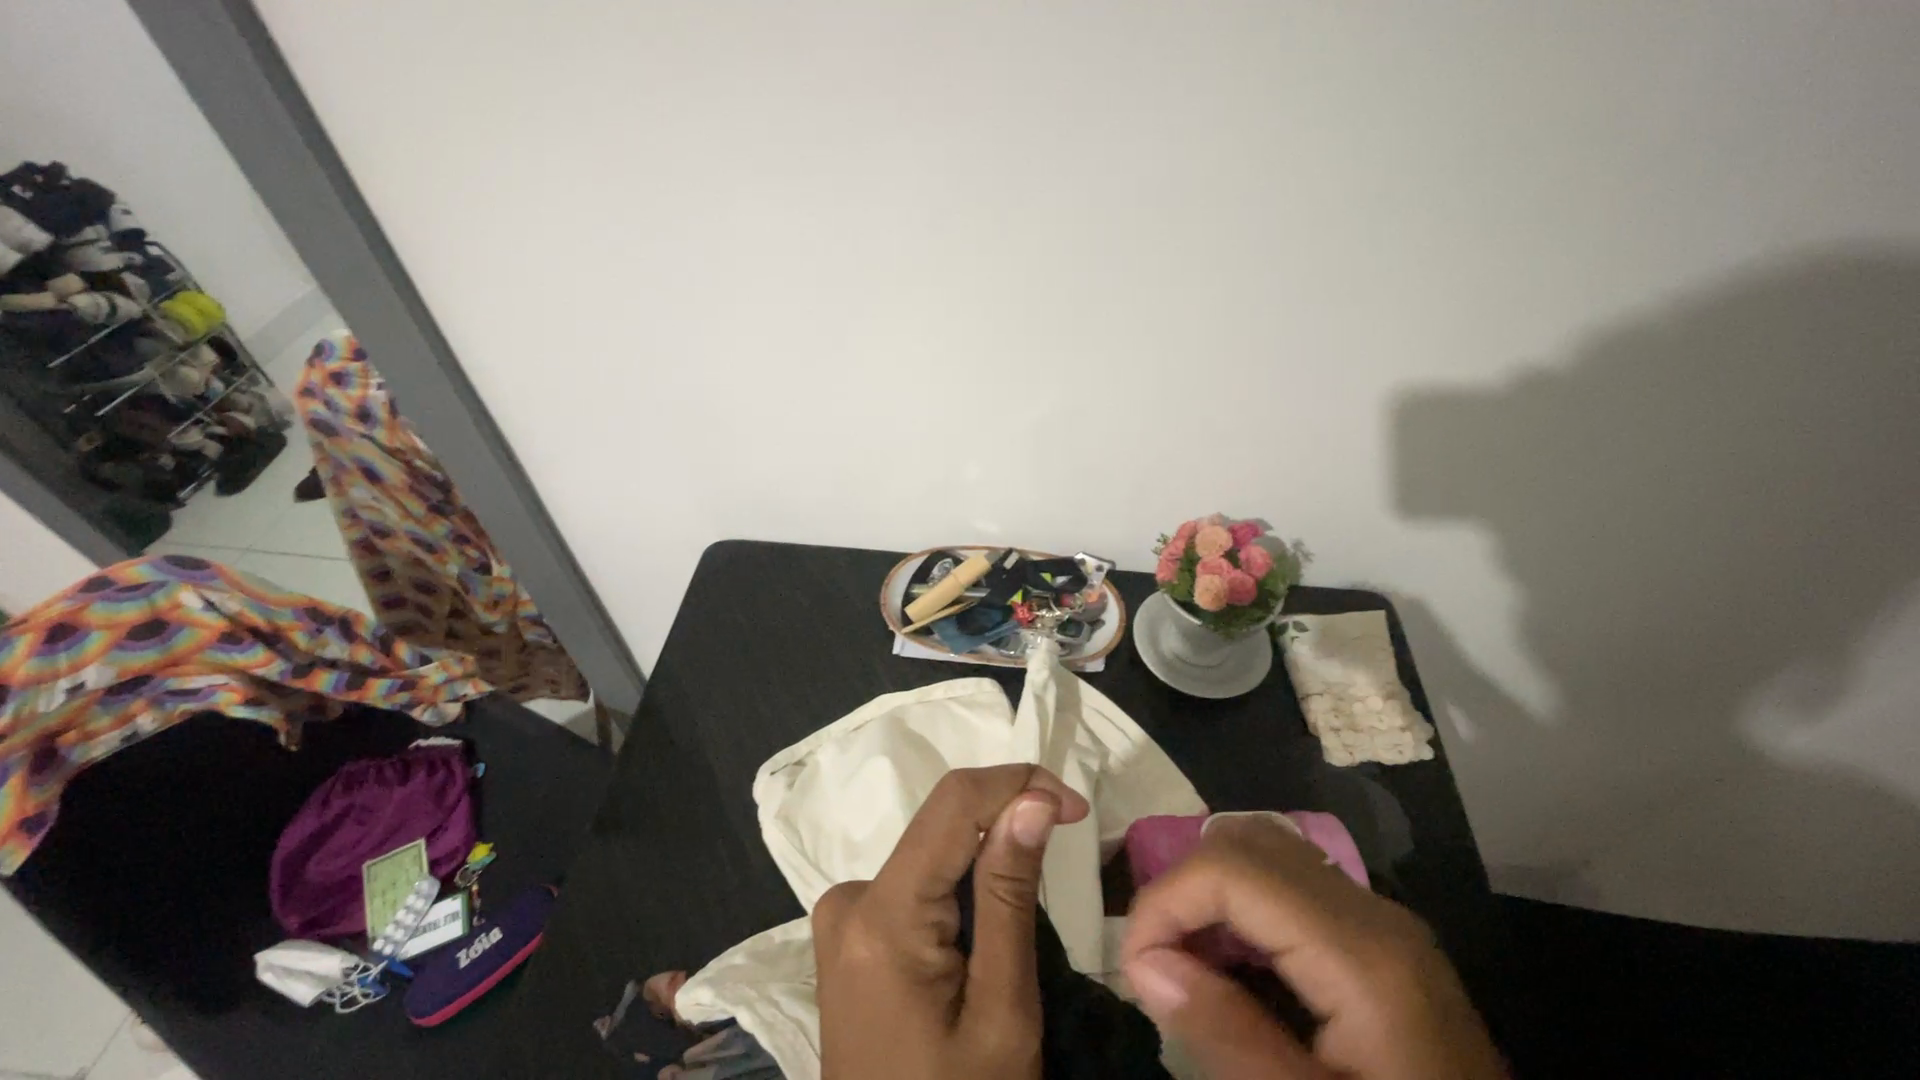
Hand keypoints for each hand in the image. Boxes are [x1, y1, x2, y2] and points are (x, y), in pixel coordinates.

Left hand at [812, 765, 1090, 1079]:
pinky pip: (914, 884)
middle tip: (1060, 867)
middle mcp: (846, 898)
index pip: (952, 803)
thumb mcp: (1001, 1011)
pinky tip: (981, 939)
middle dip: (1007, 827)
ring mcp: (839, 916)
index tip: (1076, 807)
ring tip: (1018, 928)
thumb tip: (1033, 799)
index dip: (1019, 784)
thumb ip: (1010, 896)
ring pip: (931, 855)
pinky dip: (958, 892)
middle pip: (940, 828)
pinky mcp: (847, 933)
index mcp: (880, 915)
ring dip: (984, 865)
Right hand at [1120, 815, 1506, 1079]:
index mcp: (1361, 953)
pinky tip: (1231, 971)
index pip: (1231, 868)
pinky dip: (1240, 910)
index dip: (1164, 903)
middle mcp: (1373, 914)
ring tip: (1184, 969)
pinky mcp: (1381, 943)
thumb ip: (1228, 1038)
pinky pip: (1290, 888)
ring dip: (1208, 896)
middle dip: (1181, 891)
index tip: (1135, 972)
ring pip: (1267, 854)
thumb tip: (1146, 965)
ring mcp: (1382, 923)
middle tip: (1155, 968)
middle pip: (1246, 842)